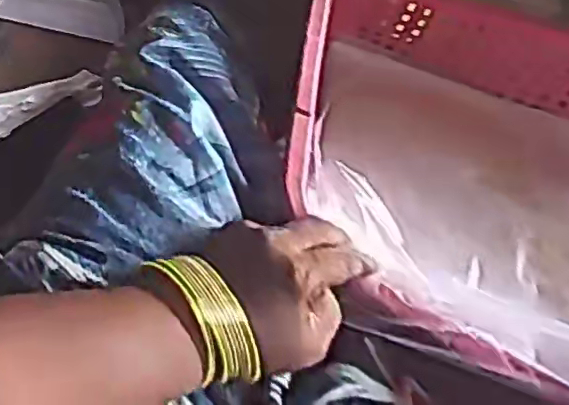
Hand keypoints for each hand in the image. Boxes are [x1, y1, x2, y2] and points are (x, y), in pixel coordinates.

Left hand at [200, 218, 374, 374]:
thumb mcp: (311, 341)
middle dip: (336, 237)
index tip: (371, 265)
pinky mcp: (229, 230)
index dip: (360, 262)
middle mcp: (276, 239)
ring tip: (313, 249)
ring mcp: (250, 229)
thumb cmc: (258, 337)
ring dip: (304, 237)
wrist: (197, 316)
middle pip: (315, 228)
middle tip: (347, 246)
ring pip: (288, 227)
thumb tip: (326, 290)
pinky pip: (264, 231)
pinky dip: (278, 240)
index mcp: (300, 268)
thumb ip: (328, 310)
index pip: (341, 258)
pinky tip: (280, 251)